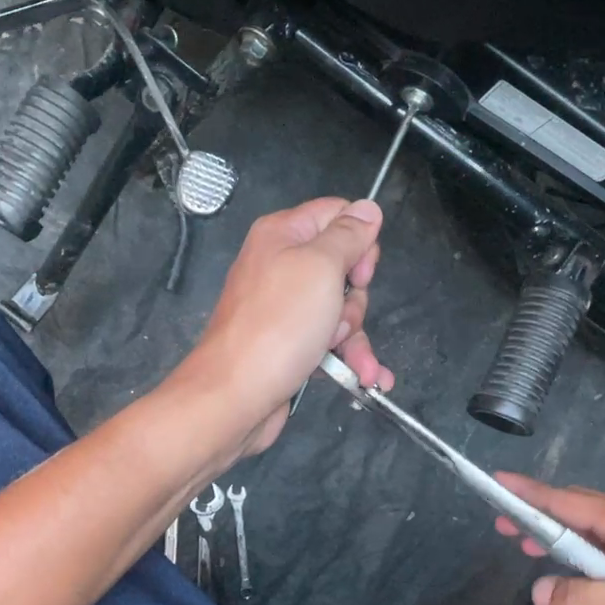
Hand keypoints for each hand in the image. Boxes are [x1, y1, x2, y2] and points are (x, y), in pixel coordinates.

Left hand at [175, 197, 390, 453]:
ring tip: (344, 356)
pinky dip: (350, 359)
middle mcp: (281, 266)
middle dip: (354, 298)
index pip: (337, 215)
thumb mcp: (320, 267)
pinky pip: (330, 342)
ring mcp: (284, 309)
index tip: (361, 272)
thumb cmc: (278, 325)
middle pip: (343, 268)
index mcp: (282, 235)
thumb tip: (368, 207)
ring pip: (340, 310)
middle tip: (339, 318)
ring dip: (355, 336)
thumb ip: (348, 235)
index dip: (360, 241)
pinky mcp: (290, 346)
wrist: (235, 396)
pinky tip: (369, 378)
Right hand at [493, 473, 604, 604]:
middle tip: (504, 525)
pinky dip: (590, 551)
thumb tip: (539, 589)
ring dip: (565, 536)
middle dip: (542, 514)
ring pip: (603, 530)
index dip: (530, 493)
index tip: (497, 482)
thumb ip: (581, 599)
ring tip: (531, 547)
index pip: (570, 501)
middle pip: (585, 509)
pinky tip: (583, 570)